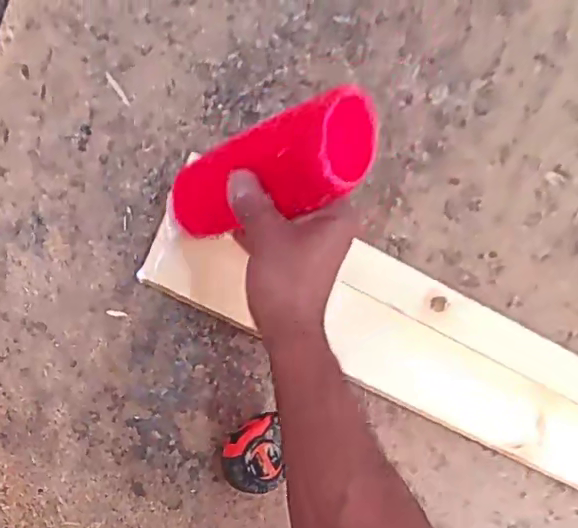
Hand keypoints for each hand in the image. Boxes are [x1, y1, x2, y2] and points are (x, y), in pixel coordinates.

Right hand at [228, 170, 356, 345]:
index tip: (276, 146)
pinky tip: (241, 220)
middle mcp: (334, 225)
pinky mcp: (300, 262)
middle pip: (305, 190)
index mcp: (339, 213)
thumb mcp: (267, 239)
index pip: (323, 170)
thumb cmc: (286, 285)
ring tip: (242, 189)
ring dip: (267, 204)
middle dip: (277, 180)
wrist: (287, 332)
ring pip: (291, 213)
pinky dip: (264, 226)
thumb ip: (253, 206)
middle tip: (254, 164)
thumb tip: (239, 176)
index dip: (299, 156)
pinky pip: (282, 233)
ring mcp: (318, 245)